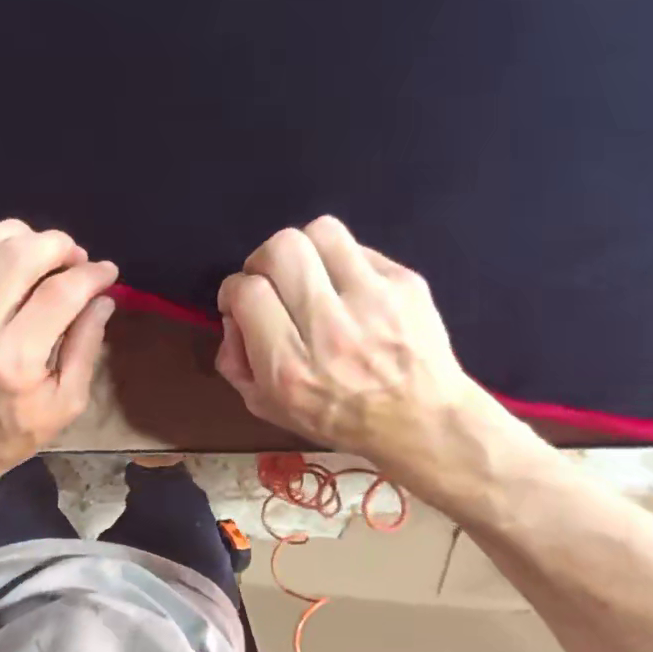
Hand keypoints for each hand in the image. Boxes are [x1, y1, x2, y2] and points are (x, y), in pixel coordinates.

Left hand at [0, 219, 118, 490]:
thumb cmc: (16, 429)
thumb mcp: (67, 403)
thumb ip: (86, 346)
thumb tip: (103, 298)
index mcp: (14, 359)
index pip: (59, 293)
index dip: (91, 274)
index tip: (107, 272)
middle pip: (18, 255)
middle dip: (57, 245)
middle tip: (73, 259)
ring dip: (18, 236)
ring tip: (38, 253)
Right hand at [215, 216, 497, 472]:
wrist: (420, 420)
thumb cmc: (334, 416)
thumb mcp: (265, 407)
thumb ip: (234, 362)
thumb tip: (232, 318)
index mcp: (289, 366)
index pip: (248, 292)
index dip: (233, 289)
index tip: (239, 302)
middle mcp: (330, 329)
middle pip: (281, 251)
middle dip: (262, 260)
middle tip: (270, 282)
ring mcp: (373, 301)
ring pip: (320, 232)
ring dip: (302, 249)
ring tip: (306, 274)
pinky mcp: (405, 282)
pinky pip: (357, 247)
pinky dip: (338, 261)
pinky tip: (343, 287)